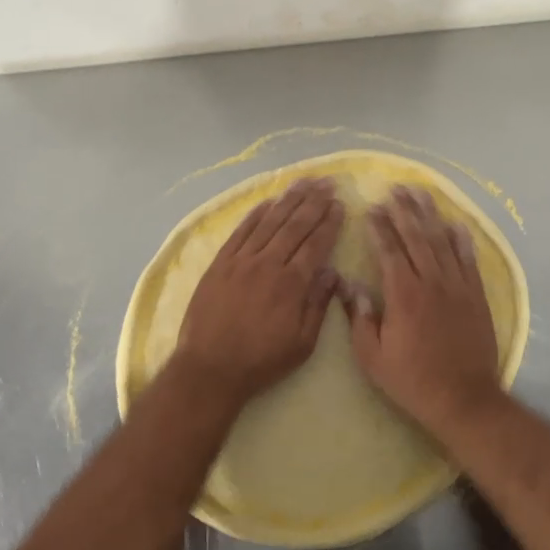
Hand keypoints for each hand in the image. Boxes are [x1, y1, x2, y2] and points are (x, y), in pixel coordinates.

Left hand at [174, 177, 344, 407]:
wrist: (210, 368)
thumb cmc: (261, 361)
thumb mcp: (302, 343)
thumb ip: (318, 305)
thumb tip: (332, 273)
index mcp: (292, 284)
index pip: (316, 244)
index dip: (329, 222)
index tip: (340, 204)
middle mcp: (268, 264)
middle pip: (295, 225)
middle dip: (314, 202)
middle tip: (327, 183)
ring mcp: (241, 261)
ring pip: (269, 222)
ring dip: (289, 200)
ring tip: (304, 182)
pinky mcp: (220, 263)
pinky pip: (241, 231)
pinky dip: (256, 214)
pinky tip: (268, 202)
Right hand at [349, 186, 503, 429]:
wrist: (463, 398)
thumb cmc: (412, 380)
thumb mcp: (373, 356)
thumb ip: (359, 317)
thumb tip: (348, 284)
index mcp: (403, 294)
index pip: (389, 250)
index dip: (379, 227)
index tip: (371, 208)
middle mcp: (432, 282)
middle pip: (416, 237)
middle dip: (404, 211)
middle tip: (395, 189)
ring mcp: (457, 286)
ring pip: (442, 242)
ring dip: (430, 216)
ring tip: (421, 194)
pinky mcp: (476, 296)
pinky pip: (468, 259)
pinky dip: (461, 240)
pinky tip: (455, 224)